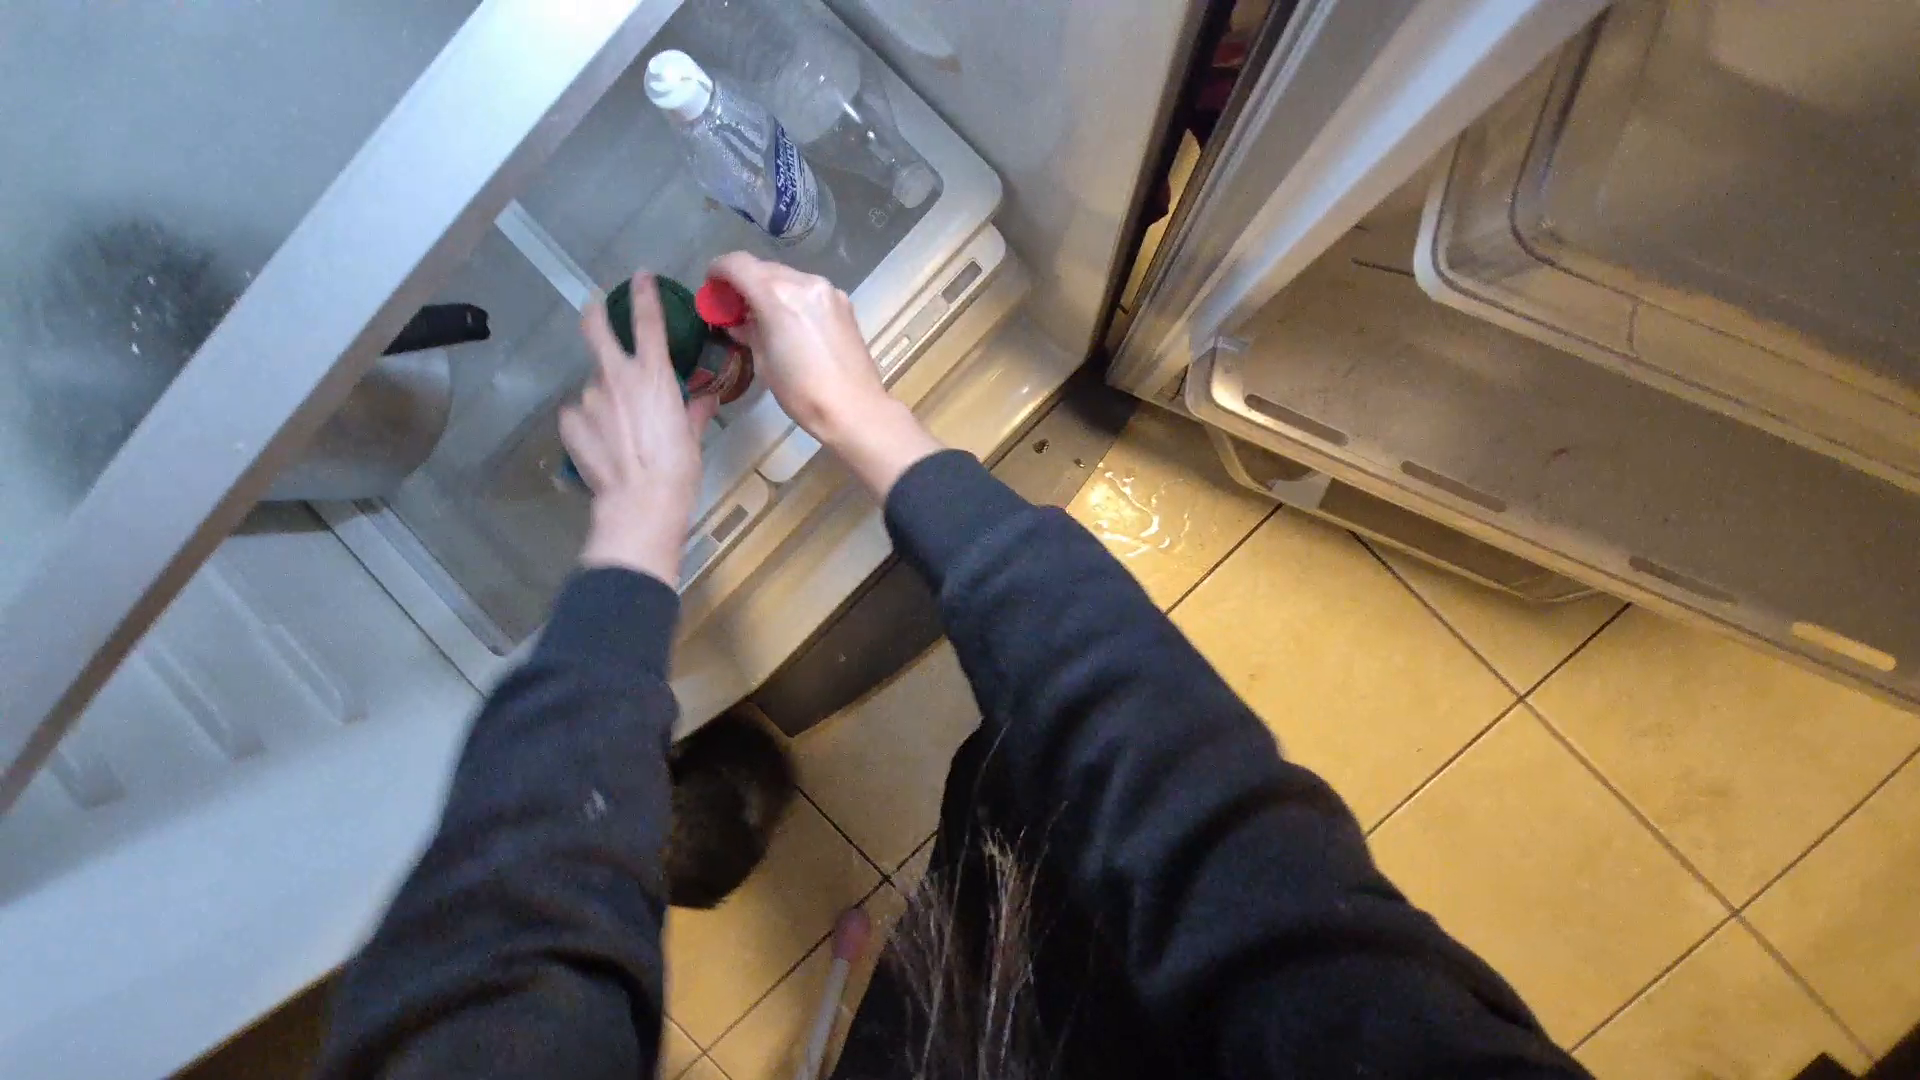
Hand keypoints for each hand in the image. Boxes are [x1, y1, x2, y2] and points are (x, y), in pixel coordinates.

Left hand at [561, 274, 720, 587]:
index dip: (643, 294)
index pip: (647, 321)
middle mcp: (616, 377)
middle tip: (596, 308)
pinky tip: (604, 444)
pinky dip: (591, 422)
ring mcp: (588, 398)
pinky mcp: (569, 421)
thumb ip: (694, 411)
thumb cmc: (678, 469)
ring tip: (621, 429)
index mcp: (652, 376)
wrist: (640, 502)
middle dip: (595, 313)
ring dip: (606, 396)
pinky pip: (581, 414)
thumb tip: (705, 399)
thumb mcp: (692, 437)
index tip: (640, 277)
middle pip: (595, 329)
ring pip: (595, 385)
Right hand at [707, 252, 941, 497]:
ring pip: (789, 277)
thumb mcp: (764, 362)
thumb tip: (739, 322)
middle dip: (745, 283)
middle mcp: (804, 283)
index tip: (713, 287)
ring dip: (771, 290)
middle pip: (763, 268)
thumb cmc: (802, 392)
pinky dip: (795, 298)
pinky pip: (810, 291)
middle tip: (736, 308)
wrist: (854, 408)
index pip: (737, 264)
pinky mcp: (844, 304)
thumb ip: (749, 331)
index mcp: (777, 295)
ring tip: (765, 318)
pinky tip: (793, 323)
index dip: (718, 271)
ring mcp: (828, 291)